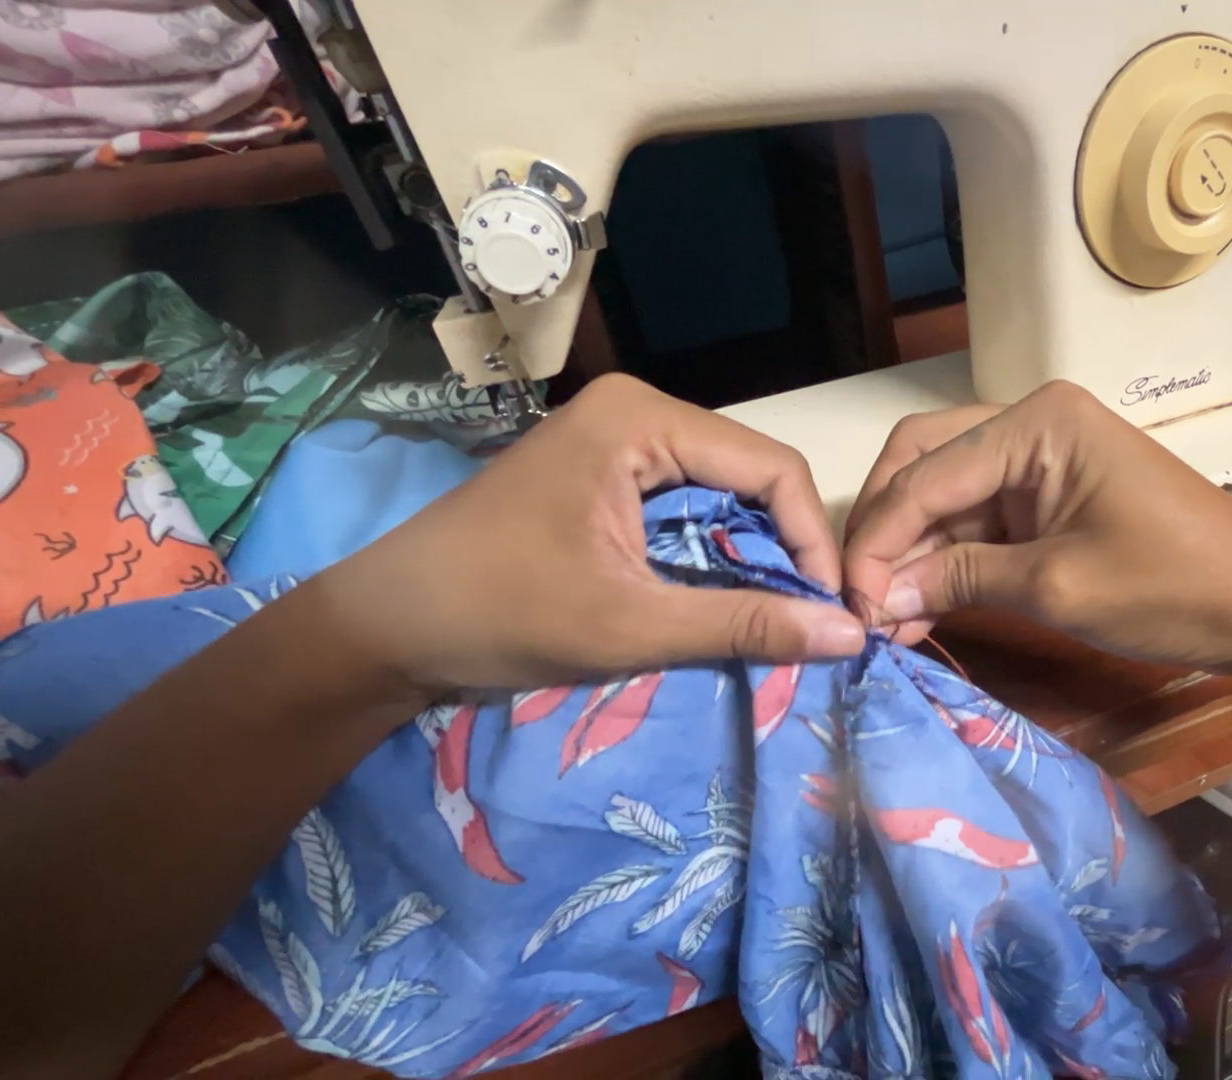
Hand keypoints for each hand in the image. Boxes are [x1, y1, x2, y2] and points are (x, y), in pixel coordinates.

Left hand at [307, 374, 865, 695]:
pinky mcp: (613, 473)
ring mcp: (624, 440)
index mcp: (643, 420)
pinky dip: (718, 555)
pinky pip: (695, 507)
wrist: (380, 629)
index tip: (829, 610)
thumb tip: (851, 633)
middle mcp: (642, 413)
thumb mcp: (632, 625)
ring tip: (772, 615)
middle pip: (754, 477)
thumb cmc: (497, 613)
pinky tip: (722, 597)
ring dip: (756, 556)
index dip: (812, 539)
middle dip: (786, 549)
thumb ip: (746, 624)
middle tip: (805, 619)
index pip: (772, 468)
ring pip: (729, 494)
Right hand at [842, 381, 1231, 676]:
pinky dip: (948, 563)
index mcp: (1034, 422)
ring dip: (913, 555)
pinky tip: (921, 608)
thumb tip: (877, 597)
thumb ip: (959, 579)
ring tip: (885, 619)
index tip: (848, 601)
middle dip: (887, 533)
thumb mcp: (1056, 584)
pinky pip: (978, 522)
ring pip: (945, 498)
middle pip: (924, 466)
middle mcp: (1028, 424)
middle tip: (860, 599)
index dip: (878, 539)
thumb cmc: (1171, 585)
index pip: (925, 473)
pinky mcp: (1045, 497)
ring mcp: (1037, 460)